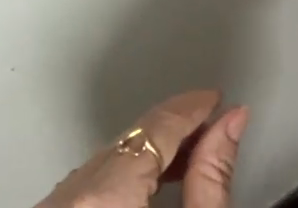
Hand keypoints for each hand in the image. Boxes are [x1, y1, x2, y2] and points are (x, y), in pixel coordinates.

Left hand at [36, 90, 249, 207]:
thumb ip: (213, 176)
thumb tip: (231, 122)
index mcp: (104, 199)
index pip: (156, 127)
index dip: (193, 108)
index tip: (217, 100)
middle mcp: (67, 201)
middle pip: (129, 142)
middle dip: (174, 132)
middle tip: (212, 128)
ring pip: (104, 164)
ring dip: (146, 157)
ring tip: (185, 163)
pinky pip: (81, 189)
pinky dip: (116, 180)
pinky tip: (144, 188)